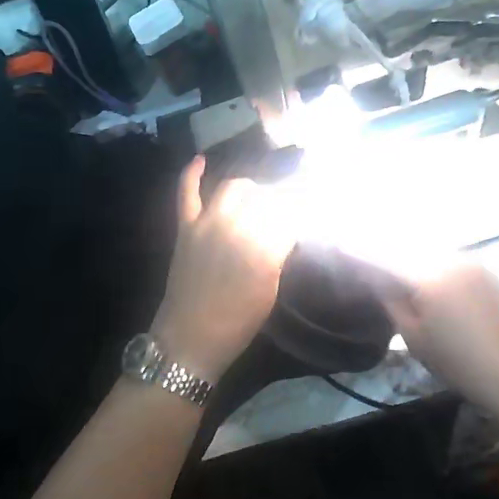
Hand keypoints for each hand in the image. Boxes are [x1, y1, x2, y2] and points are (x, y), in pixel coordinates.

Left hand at [149, 157, 296, 382]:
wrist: (190, 339)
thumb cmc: (238, 321)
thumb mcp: (270, 288)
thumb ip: (279, 253)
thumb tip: (288, 228)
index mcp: (264, 246)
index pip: (291, 212)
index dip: (303, 206)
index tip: (312, 203)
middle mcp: (237, 226)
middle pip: (265, 194)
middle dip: (279, 195)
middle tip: (287, 203)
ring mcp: (208, 223)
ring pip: (234, 187)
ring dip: (250, 186)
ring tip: (259, 193)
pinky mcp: (186, 227)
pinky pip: (186, 193)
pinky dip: (191, 174)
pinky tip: (200, 159)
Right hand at [372, 259, 498, 398]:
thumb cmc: (461, 363)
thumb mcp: (415, 338)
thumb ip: (392, 302)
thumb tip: (378, 281)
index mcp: (428, 274)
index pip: (383, 256)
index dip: (360, 252)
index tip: (341, 248)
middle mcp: (449, 258)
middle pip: (407, 247)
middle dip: (385, 252)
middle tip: (368, 266)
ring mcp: (472, 262)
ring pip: (429, 252)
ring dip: (409, 257)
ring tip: (394, 274)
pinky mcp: (486, 272)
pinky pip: (448, 260)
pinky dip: (431, 264)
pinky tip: (426, 281)